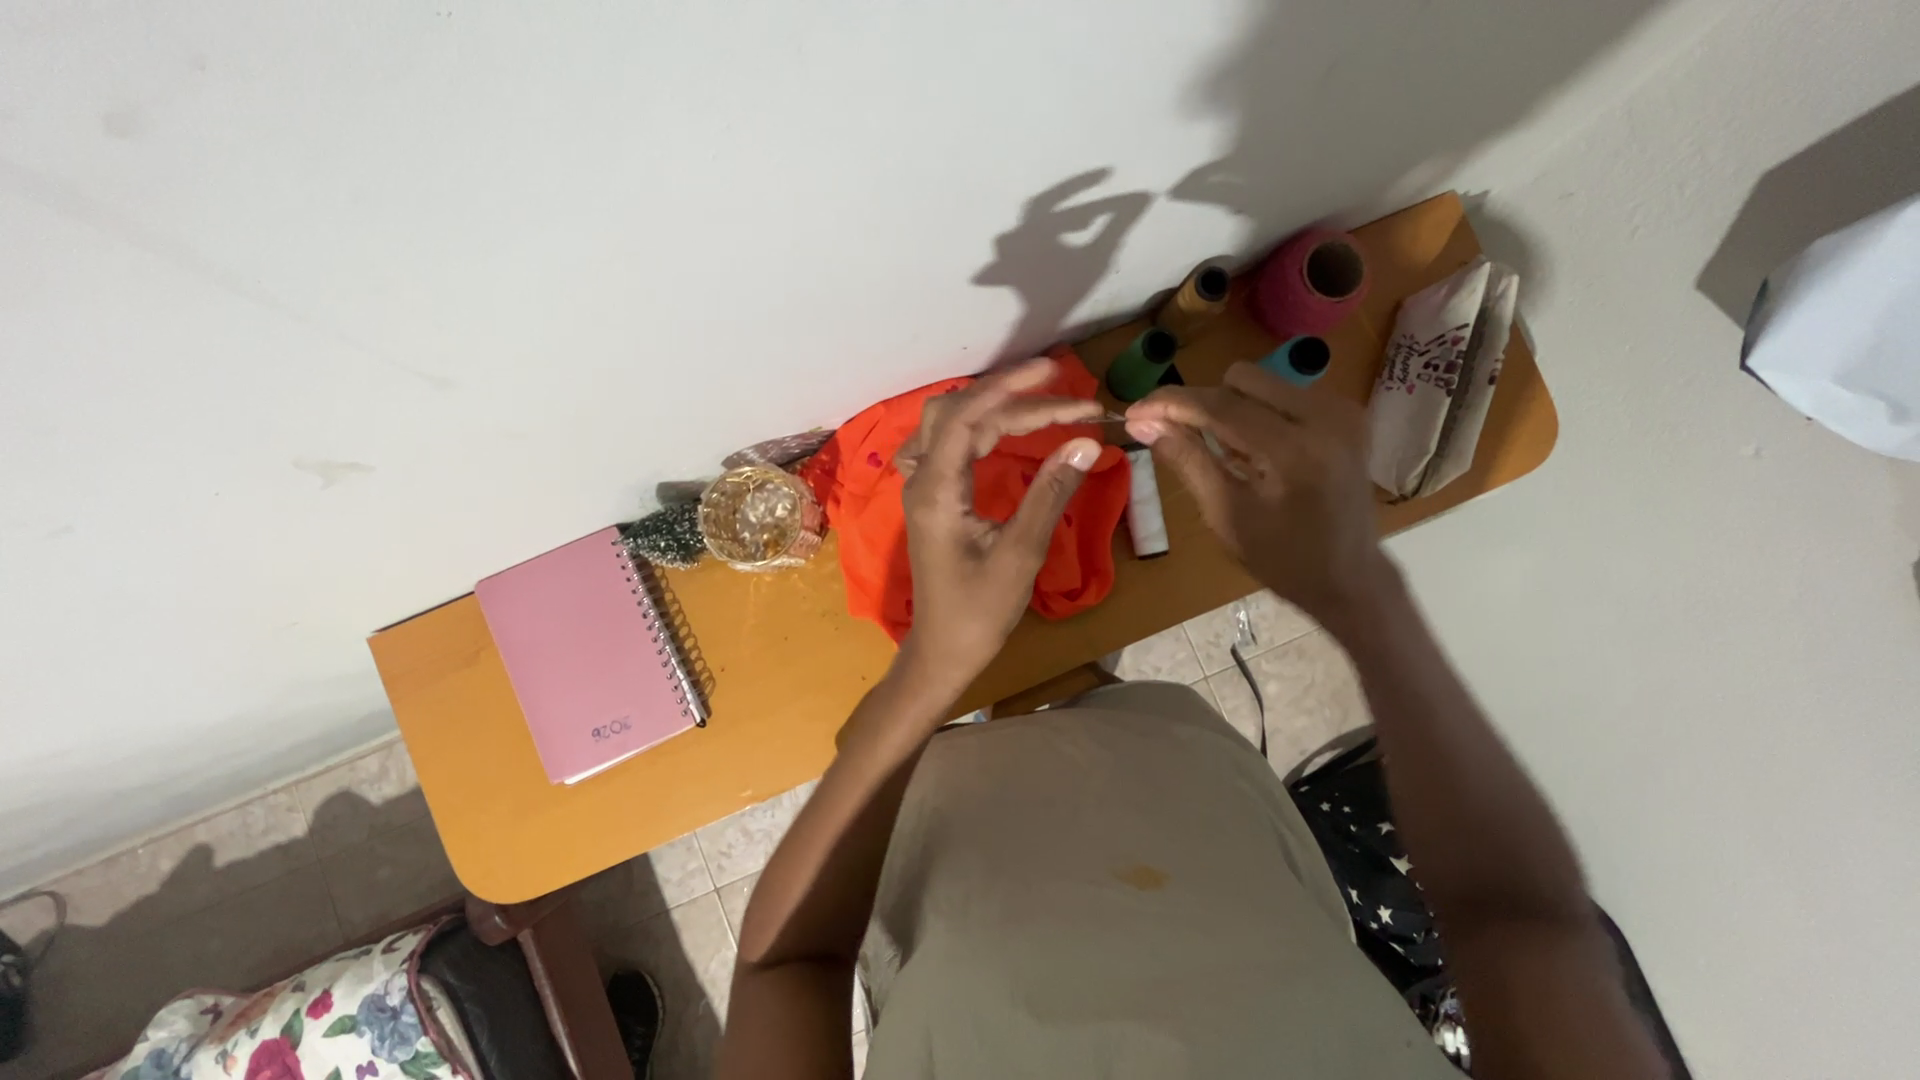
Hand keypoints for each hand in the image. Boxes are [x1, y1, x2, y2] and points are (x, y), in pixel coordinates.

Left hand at [896, 358, 1103, 683]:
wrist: (943, 648)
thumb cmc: (979, 610)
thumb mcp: (1022, 553)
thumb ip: (1050, 493)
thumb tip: (1087, 442)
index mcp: (936, 489)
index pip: (968, 416)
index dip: (1013, 389)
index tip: (1057, 374)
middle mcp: (921, 478)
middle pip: (959, 411)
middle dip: (1011, 394)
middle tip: (1064, 388)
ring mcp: (922, 486)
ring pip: (952, 424)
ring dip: (996, 407)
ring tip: (1044, 401)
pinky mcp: (932, 496)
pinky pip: (950, 443)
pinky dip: (981, 426)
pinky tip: (1005, 428)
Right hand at [1124, 362, 1389, 626]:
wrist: (1349, 577)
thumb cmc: (1282, 558)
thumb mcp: (1225, 514)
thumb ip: (1187, 460)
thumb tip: (1143, 423)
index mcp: (1293, 451)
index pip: (1220, 405)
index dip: (1171, 403)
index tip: (1135, 410)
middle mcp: (1324, 418)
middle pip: (1240, 381)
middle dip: (1203, 405)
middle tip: (1181, 438)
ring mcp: (1341, 412)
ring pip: (1262, 383)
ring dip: (1231, 408)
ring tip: (1228, 454)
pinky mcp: (1348, 414)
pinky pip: (1285, 394)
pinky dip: (1259, 413)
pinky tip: (1256, 451)